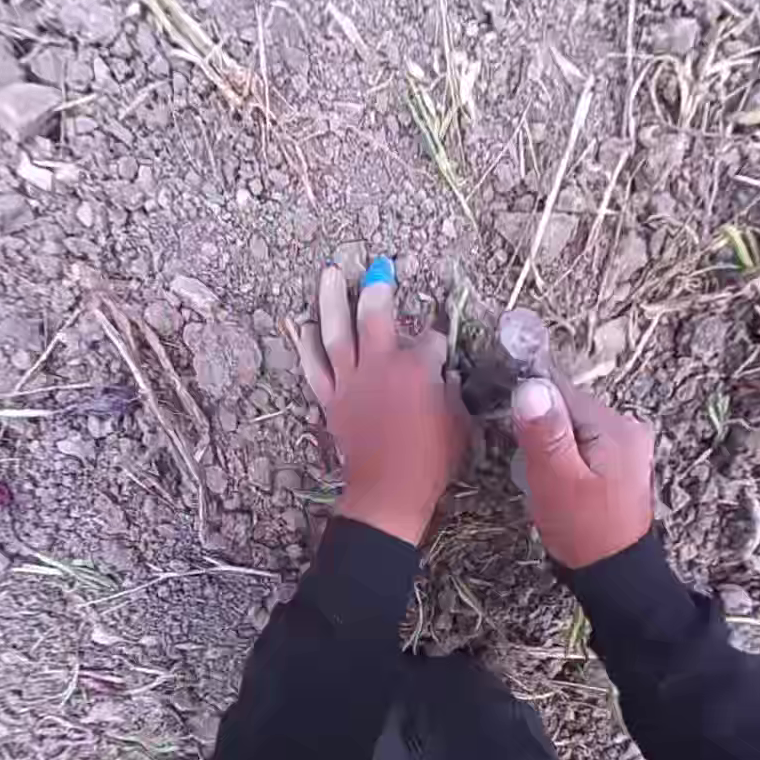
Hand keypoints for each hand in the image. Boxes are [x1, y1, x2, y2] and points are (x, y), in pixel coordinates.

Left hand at [295, 257, 467, 545]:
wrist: (389, 491)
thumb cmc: (431, 461)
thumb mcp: (458, 425)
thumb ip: (451, 394)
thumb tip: (445, 378)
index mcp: (418, 369)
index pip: (432, 340)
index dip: (439, 341)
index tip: (441, 346)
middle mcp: (381, 366)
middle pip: (377, 317)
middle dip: (378, 290)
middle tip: (378, 268)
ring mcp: (352, 382)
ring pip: (337, 333)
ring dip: (332, 301)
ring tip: (329, 274)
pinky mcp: (332, 401)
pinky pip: (315, 368)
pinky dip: (307, 346)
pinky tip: (302, 326)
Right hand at [511, 375, 654, 567]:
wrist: (615, 575)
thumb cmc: (585, 531)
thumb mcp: (557, 480)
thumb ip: (545, 433)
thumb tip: (530, 387)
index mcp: (616, 427)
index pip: (559, 392)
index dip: (531, 411)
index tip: (519, 438)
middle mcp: (627, 429)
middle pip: (566, 411)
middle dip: (542, 434)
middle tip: (536, 469)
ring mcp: (625, 447)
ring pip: (571, 430)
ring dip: (552, 449)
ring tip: (549, 481)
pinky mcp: (618, 463)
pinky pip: (581, 447)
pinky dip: (564, 460)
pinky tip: (562, 485)